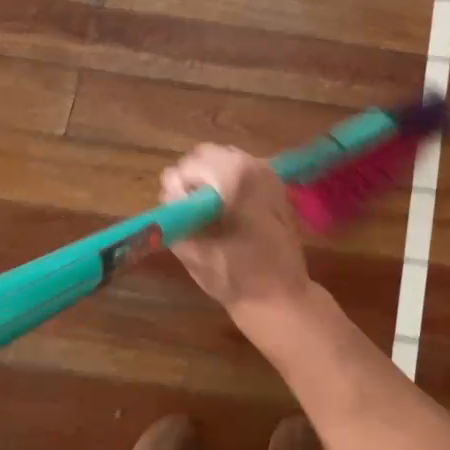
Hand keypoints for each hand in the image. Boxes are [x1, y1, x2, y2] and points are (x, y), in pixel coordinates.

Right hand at [161, 144, 312, 319]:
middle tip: (191, 211)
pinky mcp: (278, 185)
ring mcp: (270, 173)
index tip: (180, 212)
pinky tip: (231, 212)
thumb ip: (175, 210)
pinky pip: (245, 170)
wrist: (280, 294)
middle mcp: (255, 164)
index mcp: (233, 176)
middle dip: (195, 177)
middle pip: (210, 154)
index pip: (191, 164)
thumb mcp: (191, 247)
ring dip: (213, 178)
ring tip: (211, 213)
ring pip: (227, 159)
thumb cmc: (233, 275)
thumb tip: (169, 188)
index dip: (179, 187)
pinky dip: (231, 182)